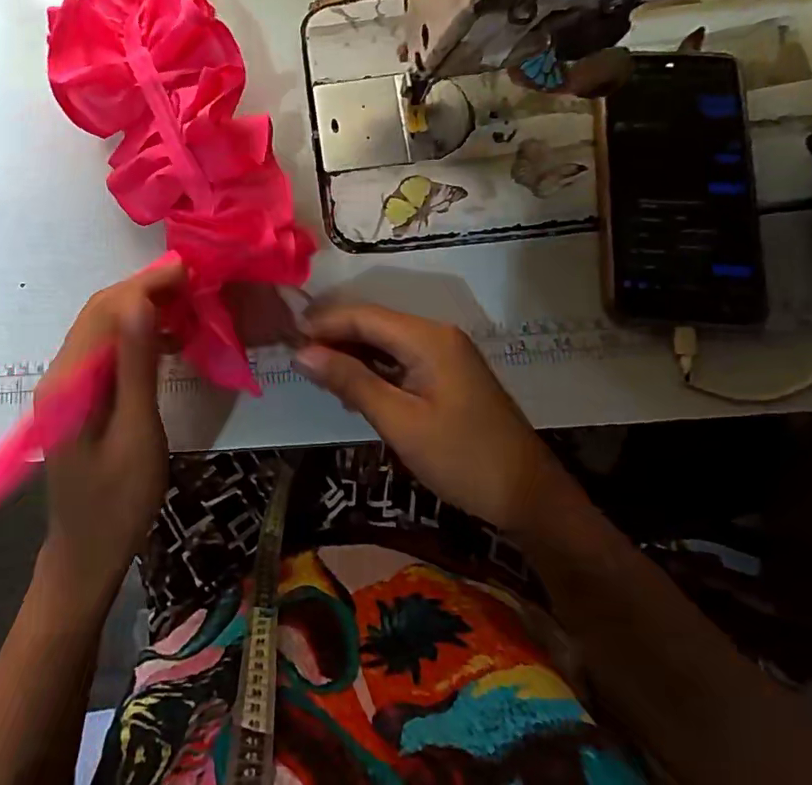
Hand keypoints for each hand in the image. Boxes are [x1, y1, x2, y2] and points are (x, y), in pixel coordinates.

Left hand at [39, 260, 184, 597]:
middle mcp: (60, 374)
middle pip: (100, 312)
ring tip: (188, 301)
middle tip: (195, 279)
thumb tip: (143, 302)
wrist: (87, 553)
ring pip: (104, 327)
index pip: (106, 311)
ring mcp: (66, 385)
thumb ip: (138, 366)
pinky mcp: (78, 396)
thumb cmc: (119, 502)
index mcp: (69, 383)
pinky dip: (137, 335)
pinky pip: (107, 351)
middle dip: (145, 289)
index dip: (146, 284)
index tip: (191, 270)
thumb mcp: (138, 434)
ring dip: (142, 308)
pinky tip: (168, 338)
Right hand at [294, 302, 585, 534]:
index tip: (285, 339)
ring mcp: (445, 354)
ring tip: (319, 379)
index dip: (322, 324)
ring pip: (385, 343)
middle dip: (334, 339)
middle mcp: (437, 335)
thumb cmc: (461, 458)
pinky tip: (354, 392)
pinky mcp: (447, 374)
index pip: (363, 316)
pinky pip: (401, 360)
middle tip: (296, 363)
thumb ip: (351, 381)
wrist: (526, 494)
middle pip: (374, 325)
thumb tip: (302, 353)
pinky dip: (374, 372)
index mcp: (428, 338)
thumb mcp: (399, 422)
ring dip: (352, 357)